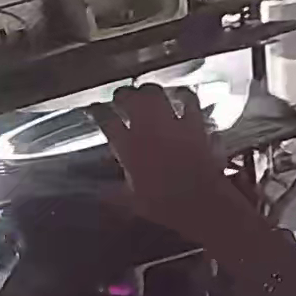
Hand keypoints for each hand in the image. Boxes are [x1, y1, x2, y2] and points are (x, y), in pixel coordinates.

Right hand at [90, 85, 252, 243]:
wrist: (201, 203)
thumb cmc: (163, 205)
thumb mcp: (131, 201)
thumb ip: (113, 194)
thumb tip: (98, 194)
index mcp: (128, 147)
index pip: (106, 120)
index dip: (97, 111)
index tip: (93, 108)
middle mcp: (147, 129)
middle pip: (130, 99)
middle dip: (122, 94)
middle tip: (119, 97)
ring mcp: (172, 124)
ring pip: (156, 94)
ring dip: (148, 90)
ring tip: (144, 92)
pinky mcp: (195, 124)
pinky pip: (189, 101)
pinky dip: (183, 95)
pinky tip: (180, 94)